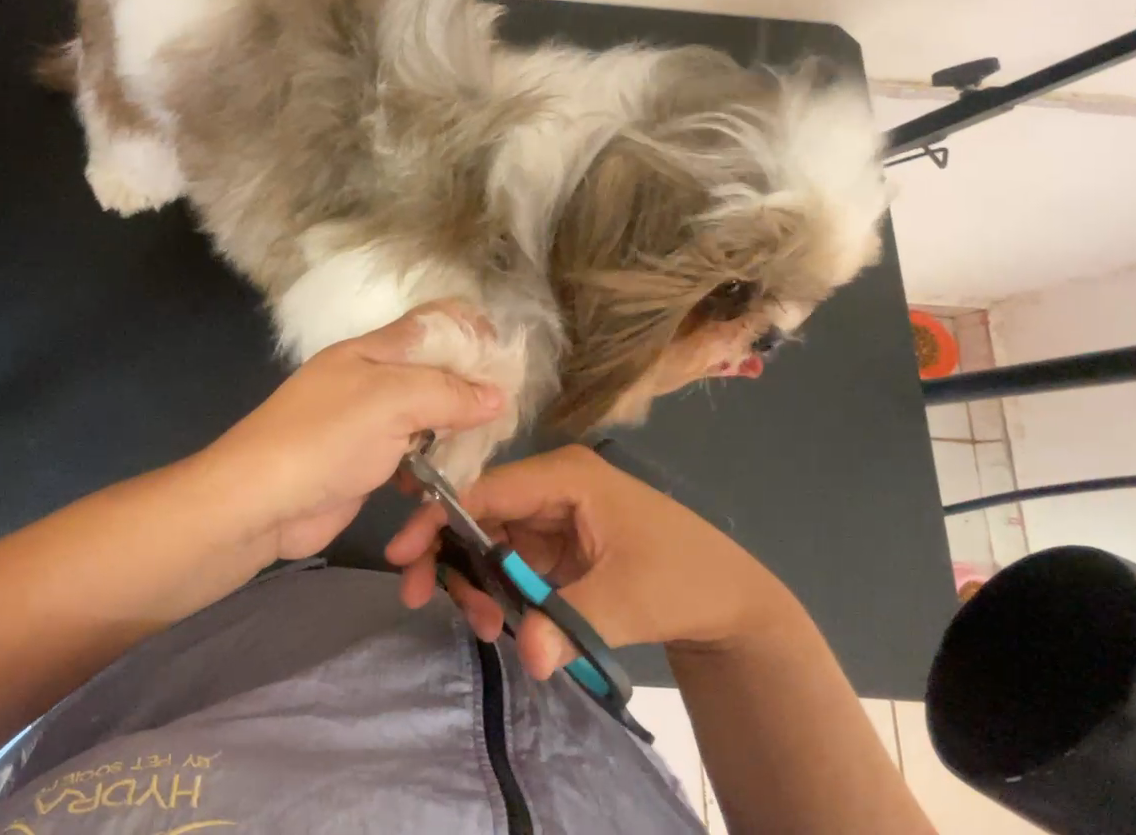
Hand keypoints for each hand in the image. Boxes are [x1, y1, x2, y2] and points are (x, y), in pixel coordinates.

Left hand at [189, 303, 506, 560]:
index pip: (431, 323)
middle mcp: (370, 380)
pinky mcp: (362, 464)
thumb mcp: (390, 401)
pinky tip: (450, 481)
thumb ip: (447, 392)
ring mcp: (364, 424)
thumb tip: (497, 395)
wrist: (259, 502)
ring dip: (454, 432)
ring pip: (425, 417)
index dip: (472, 333)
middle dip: (471, 390)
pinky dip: (432, 465)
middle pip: (433, 372)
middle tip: (504, 420)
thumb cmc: (324, 439)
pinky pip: (410, 455)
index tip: (507, 364)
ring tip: (483, 451)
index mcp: (371, 350)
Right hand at [385, 444, 795, 679]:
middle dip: (449, 557)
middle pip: (475, 514)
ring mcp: (549, 516)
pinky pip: (504, 562)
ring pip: (484, 541)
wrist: (733, 604)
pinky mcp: (551, 545)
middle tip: (423, 600)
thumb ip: (572, 624)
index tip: (402, 555)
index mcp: (565, 476)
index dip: (437, 519)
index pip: (484, 490)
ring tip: (486, 627)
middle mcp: (548, 487)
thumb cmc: (687, 580)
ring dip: (472, 581)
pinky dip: (494, 591)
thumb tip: (528, 658)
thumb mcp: (631, 600)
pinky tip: (500, 622)